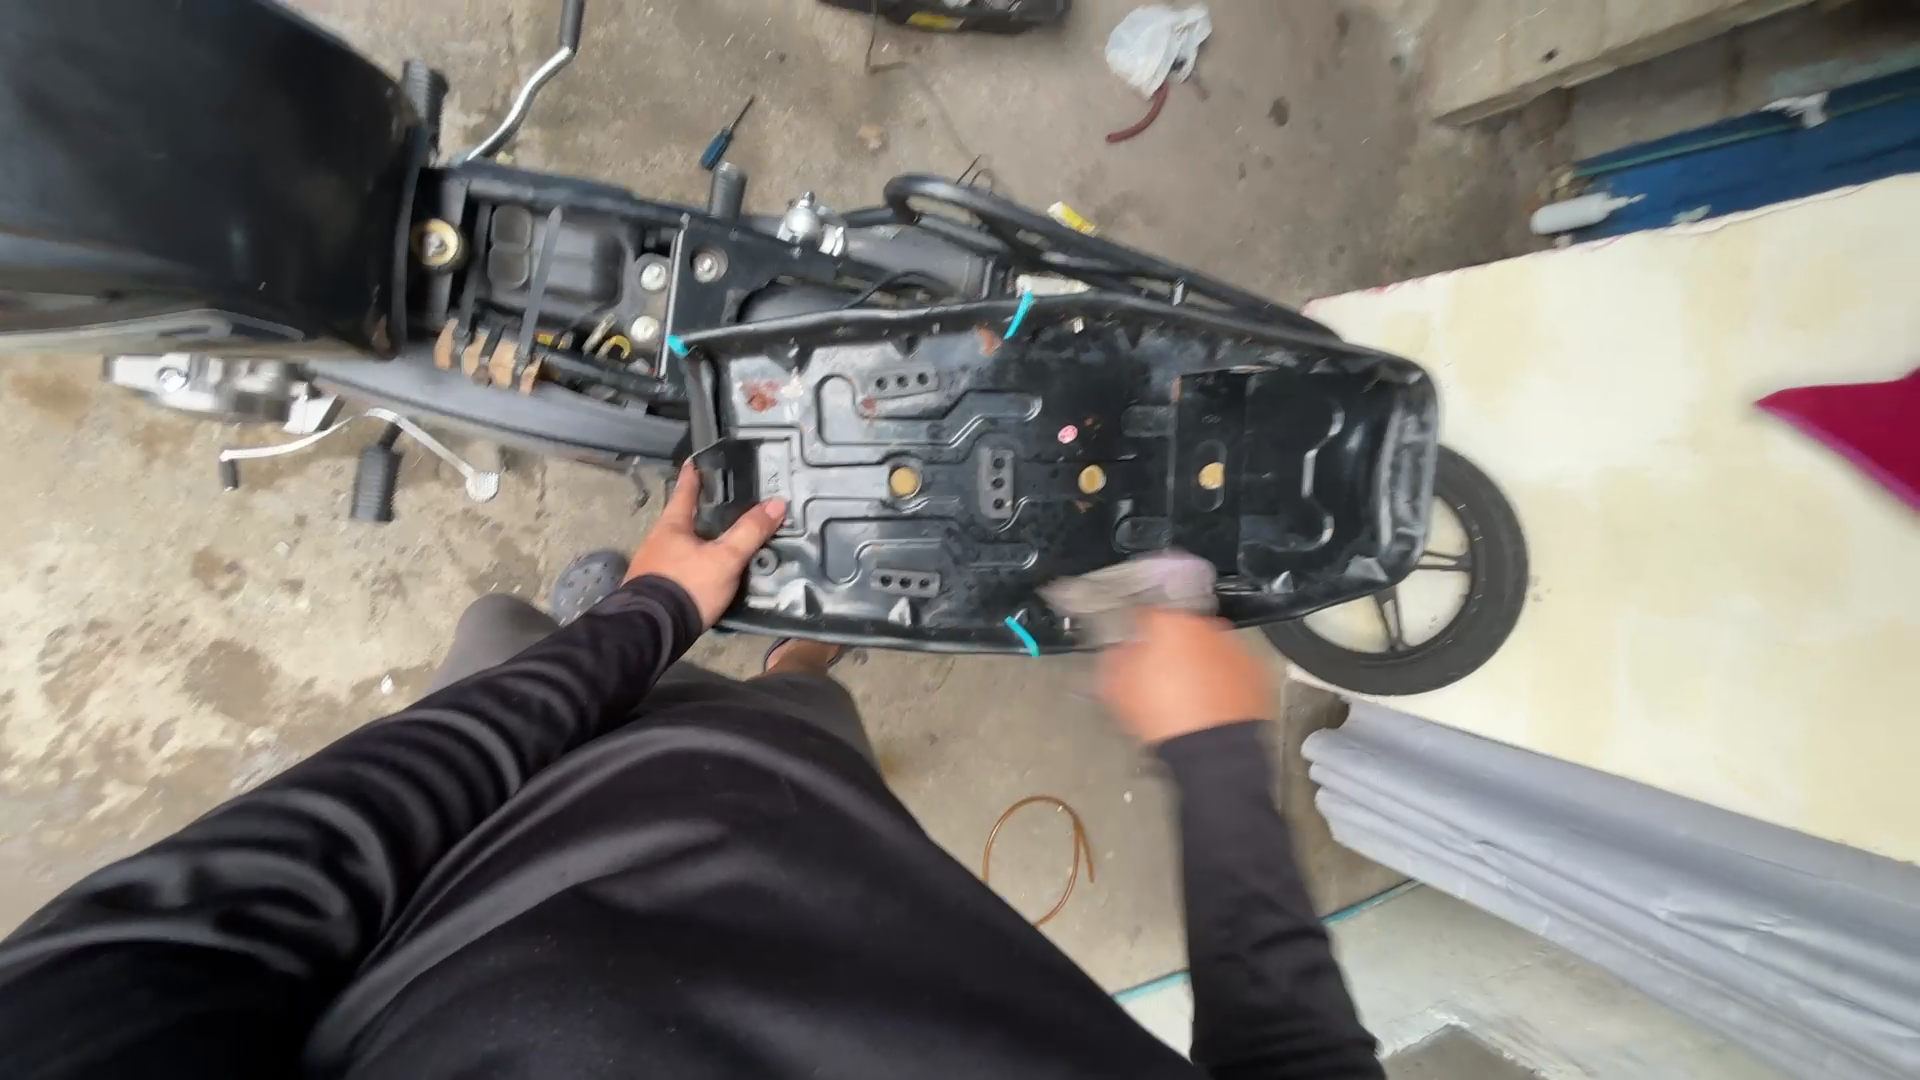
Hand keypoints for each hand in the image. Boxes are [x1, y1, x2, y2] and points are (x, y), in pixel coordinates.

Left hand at [627, 462, 786, 627]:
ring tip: (720, 539)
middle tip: (721, 503)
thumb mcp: (726, 558)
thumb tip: (777, 503)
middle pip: (682, 518)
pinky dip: (694, 562)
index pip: (685, 491)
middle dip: (700, 511)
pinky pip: (679, 566)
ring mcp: (653, 565)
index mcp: (672, 526)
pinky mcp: (656, 588)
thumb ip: (751, 531)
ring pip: (680, 544)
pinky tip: (707, 571)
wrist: (652, 630)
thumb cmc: (687, 585)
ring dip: (698, 539)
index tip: (696, 461)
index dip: (693, 476)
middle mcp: (658, 541)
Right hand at [1098, 608, 1273, 743]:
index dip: (1137, 632)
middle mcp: (1205, 628)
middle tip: (1161, 676)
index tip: (1133, 646)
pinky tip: (1210, 701)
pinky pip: (1233, 669)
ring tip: (1187, 693)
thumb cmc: (1167, 718)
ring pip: (1209, 648)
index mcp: (1169, 624)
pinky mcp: (1257, 672)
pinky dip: (1223, 679)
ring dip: (1198, 663)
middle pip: (1181, 630)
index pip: (1146, 615)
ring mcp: (1234, 649)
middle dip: (1172, 649)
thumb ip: (1115, 659)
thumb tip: (1117, 651)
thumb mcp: (1119, 689)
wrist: (1213, 751)